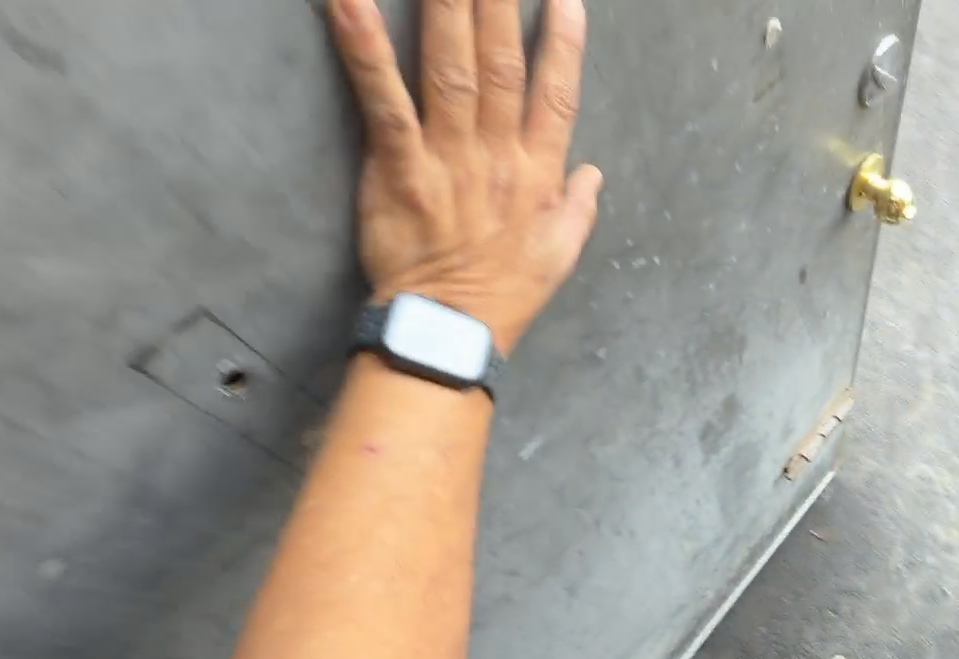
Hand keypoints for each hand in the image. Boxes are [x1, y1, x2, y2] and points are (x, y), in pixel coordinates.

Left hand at [328, 0, 601, 352]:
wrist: (455, 326)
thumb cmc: (508, 290)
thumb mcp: (561, 255)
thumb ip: (579, 208)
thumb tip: (594, 173)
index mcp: (540, 176)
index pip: (557, 98)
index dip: (563, 46)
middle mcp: (499, 157)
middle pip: (503, 65)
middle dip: (498, 1)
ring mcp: (450, 159)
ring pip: (451, 68)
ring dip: (446, 4)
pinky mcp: (400, 169)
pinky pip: (384, 100)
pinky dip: (364, 48)